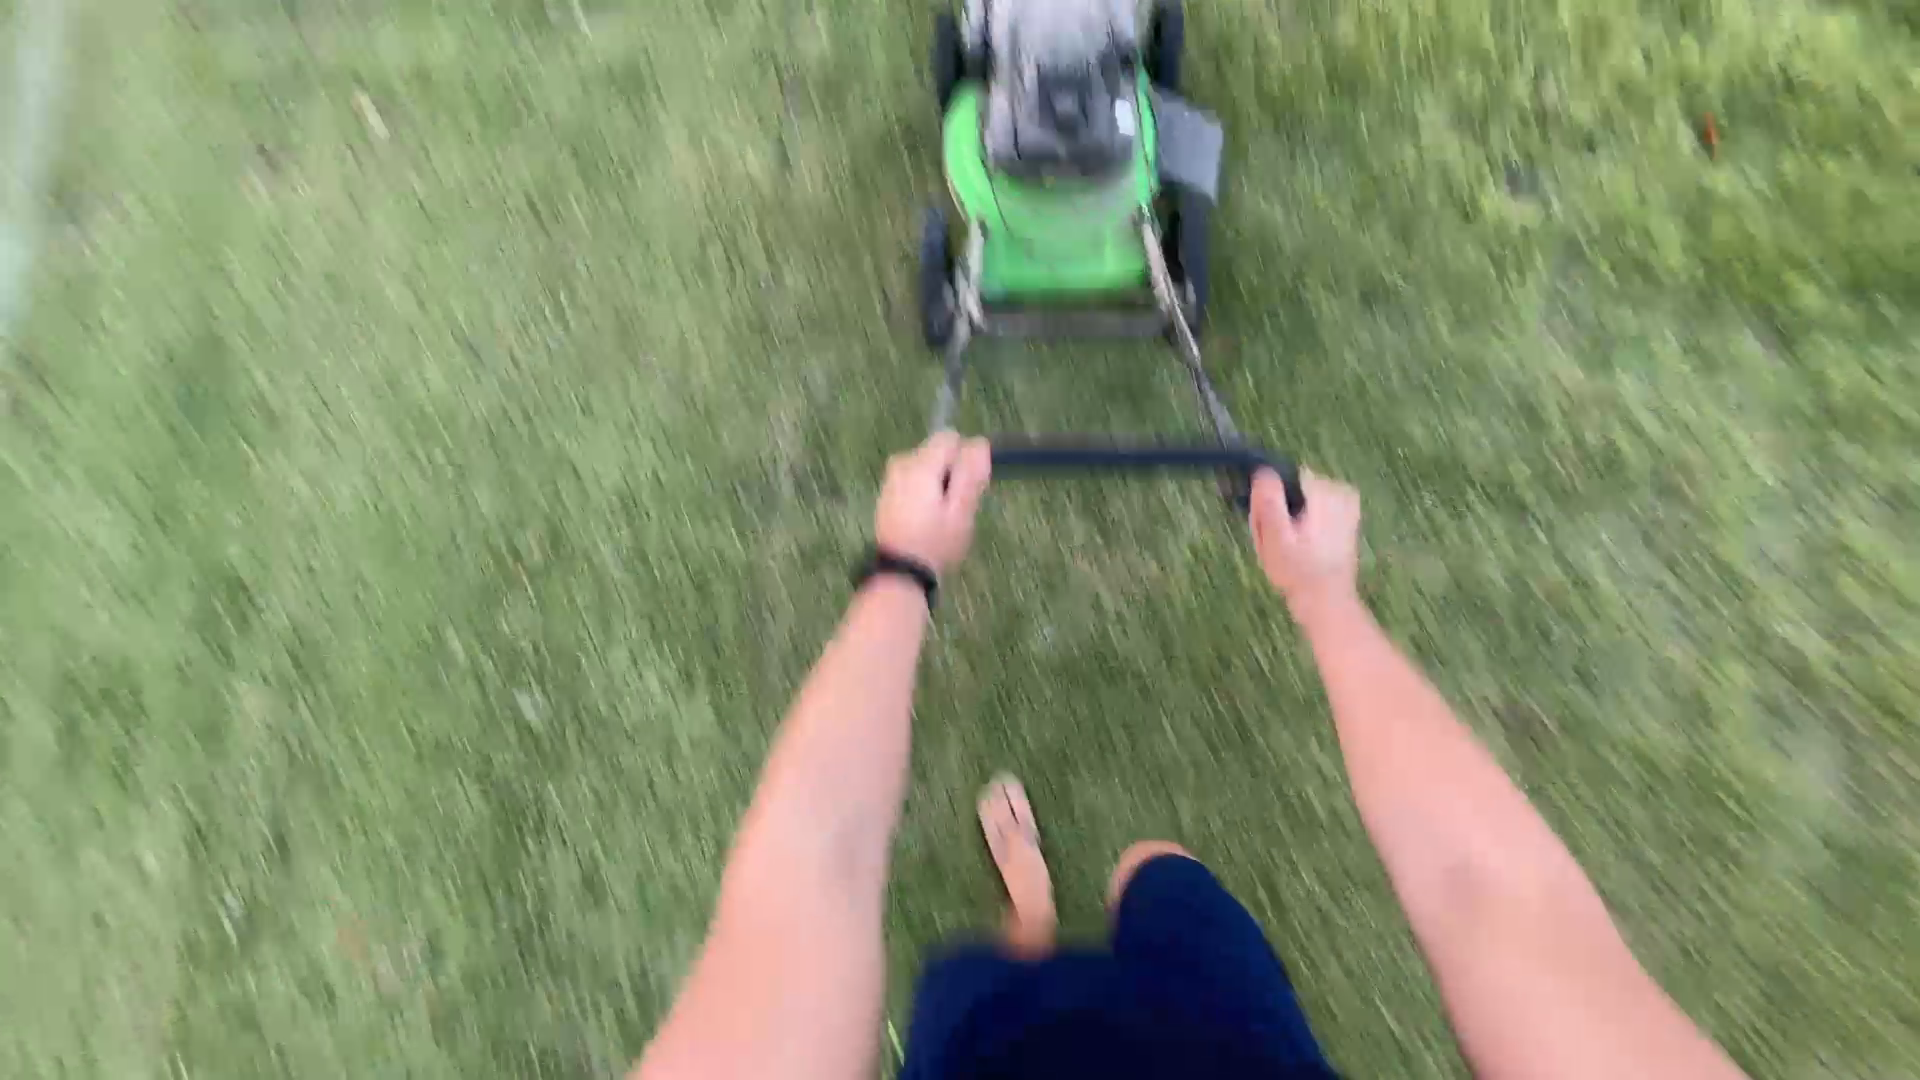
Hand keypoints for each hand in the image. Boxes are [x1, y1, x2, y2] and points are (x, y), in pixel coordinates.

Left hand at [875, 433, 992, 574]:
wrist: (900, 573)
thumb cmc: (936, 543)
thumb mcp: (962, 511)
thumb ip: (970, 474)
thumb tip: (979, 442)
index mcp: (920, 464)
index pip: (950, 438)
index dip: (964, 459)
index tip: (965, 488)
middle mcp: (902, 464)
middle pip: (937, 452)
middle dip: (950, 472)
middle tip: (954, 508)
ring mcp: (891, 479)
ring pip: (926, 467)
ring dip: (937, 485)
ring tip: (940, 517)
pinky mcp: (887, 493)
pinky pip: (914, 481)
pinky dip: (924, 493)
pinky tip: (925, 519)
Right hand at [1250, 467, 1361, 622]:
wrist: (1326, 600)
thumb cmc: (1296, 570)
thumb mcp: (1274, 535)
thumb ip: (1268, 500)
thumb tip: (1263, 470)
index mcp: (1324, 491)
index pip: (1282, 478)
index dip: (1269, 500)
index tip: (1267, 525)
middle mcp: (1341, 490)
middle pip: (1292, 488)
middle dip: (1279, 510)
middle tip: (1275, 541)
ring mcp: (1347, 504)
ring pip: (1300, 499)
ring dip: (1288, 519)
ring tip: (1288, 547)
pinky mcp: (1347, 517)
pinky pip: (1311, 509)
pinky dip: (1301, 525)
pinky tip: (1300, 547)